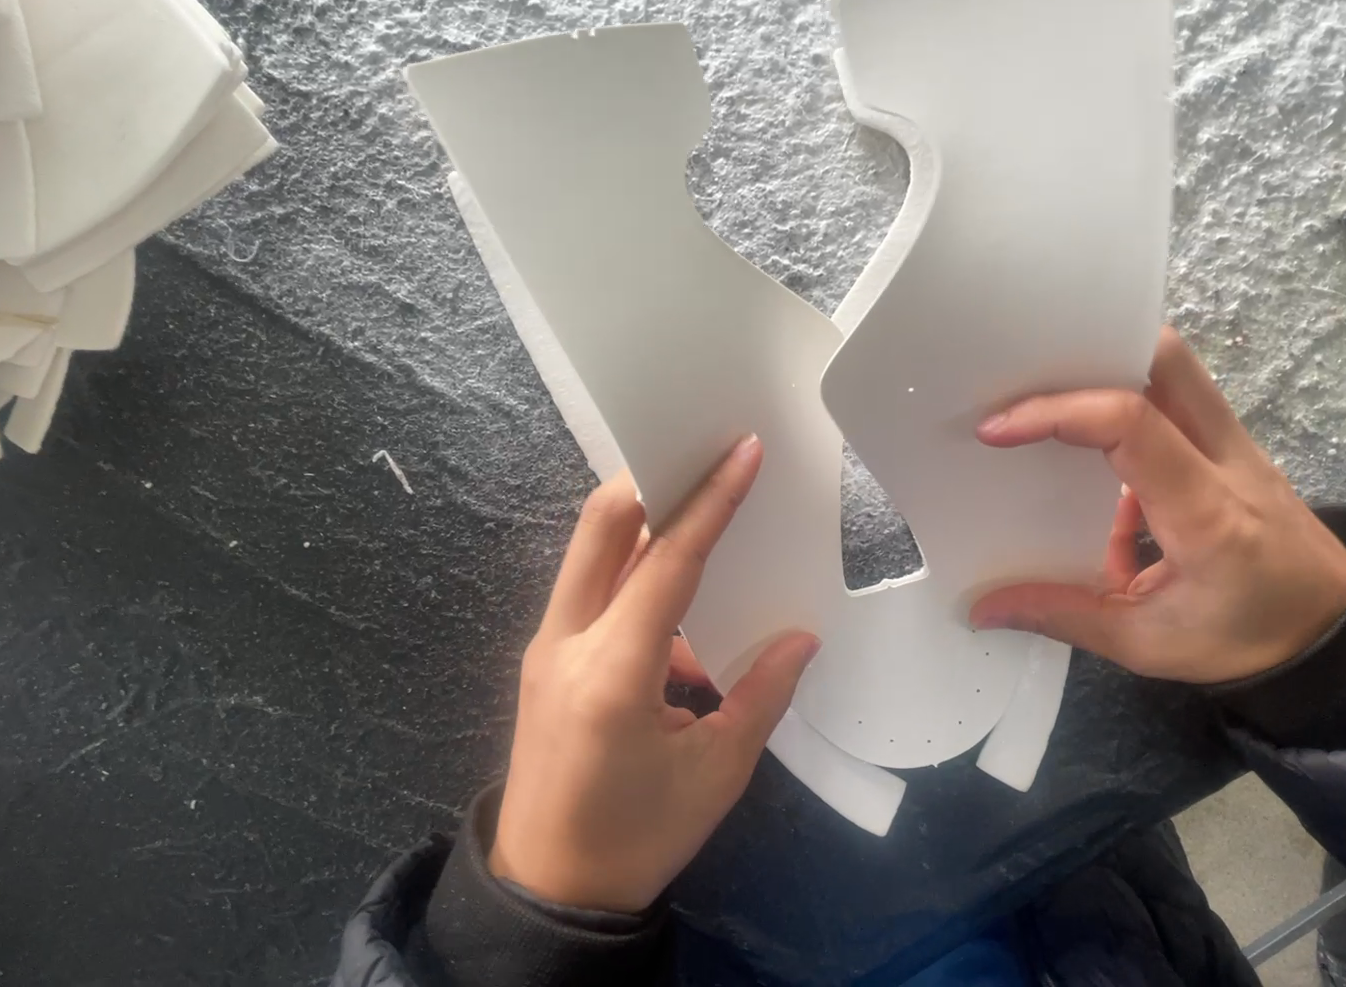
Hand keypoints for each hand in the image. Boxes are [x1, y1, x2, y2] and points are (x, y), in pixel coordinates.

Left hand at [490, 436, 820, 912]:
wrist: (549, 893)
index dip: (711, 501)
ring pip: (589, 551)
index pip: (669, 562)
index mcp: (614, 672)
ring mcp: (546, 647)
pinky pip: (590, 587)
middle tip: (702, 454)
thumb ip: (762, 694)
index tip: (742, 451)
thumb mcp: (718, 773)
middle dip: (652, 478)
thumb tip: (801, 638)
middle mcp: (567, 642)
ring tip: (696, 505)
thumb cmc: (638, 836)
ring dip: (640, 518)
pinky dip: (632, 566)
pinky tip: (678, 594)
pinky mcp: (544, 658)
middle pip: (600, 527)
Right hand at [968, 328, 1345, 684]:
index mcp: (1206, 512)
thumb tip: (983, 607)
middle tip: (1028, 383)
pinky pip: (1179, 391)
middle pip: (1164, 359)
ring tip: (1048, 392)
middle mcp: (1227, 458)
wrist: (1341, 636)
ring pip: (1175, 364)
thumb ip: (1062, 615)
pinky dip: (1128, 388)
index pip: (1129, 425)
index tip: (997, 429)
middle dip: (1088, 355)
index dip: (1055, 413)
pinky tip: (1090, 430)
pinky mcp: (1233, 443)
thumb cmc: (1248, 641)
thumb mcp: (1148, 644)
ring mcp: (1237, 442)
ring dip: (1109, 363)